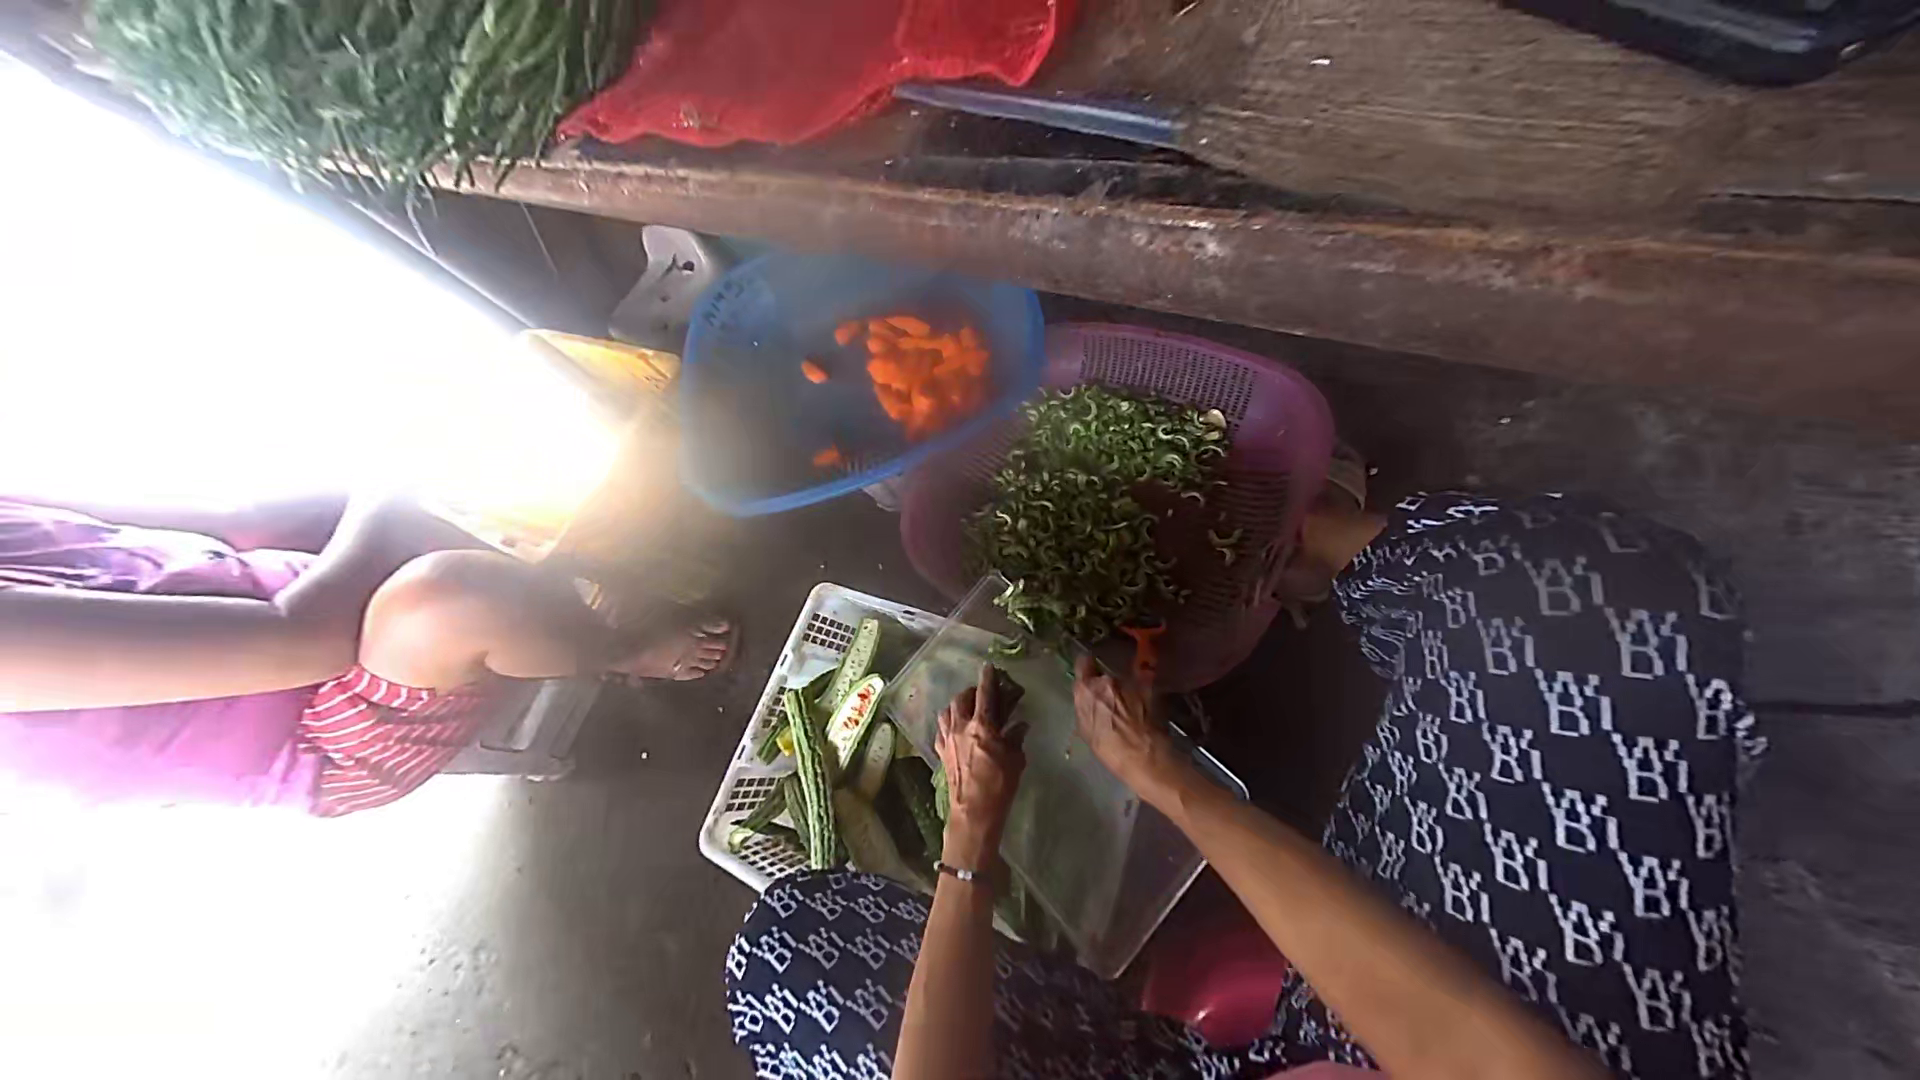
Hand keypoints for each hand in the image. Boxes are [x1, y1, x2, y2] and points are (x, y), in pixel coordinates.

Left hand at [936, 662, 1026, 868]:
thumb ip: (1016, 738)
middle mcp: (961, 727)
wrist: (973, 812)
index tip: (988, 667)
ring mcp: (948, 739)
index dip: (987, 678)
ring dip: (957, 705)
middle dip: (972, 692)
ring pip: (947, 711)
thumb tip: (1020, 725)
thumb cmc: (999, 785)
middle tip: (982, 693)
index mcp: (982, 726)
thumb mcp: (1016, 760)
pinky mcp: (941, 752)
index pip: (985, 694)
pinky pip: (941, 729)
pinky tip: (955, 728)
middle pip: (962, 698)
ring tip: (967, 708)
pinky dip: (948, 723)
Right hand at [1073, 654, 1187, 803]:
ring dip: (1122, 689)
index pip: (1082, 663)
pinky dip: (1144, 674)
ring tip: (1129, 709)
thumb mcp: (1086, 730)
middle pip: (1102, 675)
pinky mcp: (1147, 688)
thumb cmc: (1109, 750)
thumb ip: (1084, 706)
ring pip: (1121, 679)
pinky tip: (1147, 673)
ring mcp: (1127, 682)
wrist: (1143, 758)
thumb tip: (1086, 698)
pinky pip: (1144, 673)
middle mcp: (1105, 680)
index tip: (1088, 673)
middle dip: (1104, 686)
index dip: (1086, 668)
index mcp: (1085, 690)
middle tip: (1109, 703)